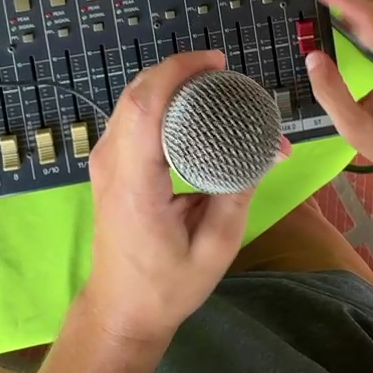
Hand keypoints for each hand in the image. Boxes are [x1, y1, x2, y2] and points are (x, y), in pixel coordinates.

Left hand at [79, 51, 255, 347]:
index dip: (176, 73)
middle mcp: (111, 163)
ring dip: (170, 83)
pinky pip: (131, 115)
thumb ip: (238, 195)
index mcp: (135, 183)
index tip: (216, 63)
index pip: (144, 107)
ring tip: (211, 84)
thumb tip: (268, 151)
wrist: (120, 309)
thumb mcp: (215, 249)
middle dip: (179, 71)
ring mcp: (104, 161)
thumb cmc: (167, 286)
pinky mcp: (108, 163)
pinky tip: (190, 105)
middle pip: (136, 94)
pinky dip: (160, 100)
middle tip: (223, 74)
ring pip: (131, 99)